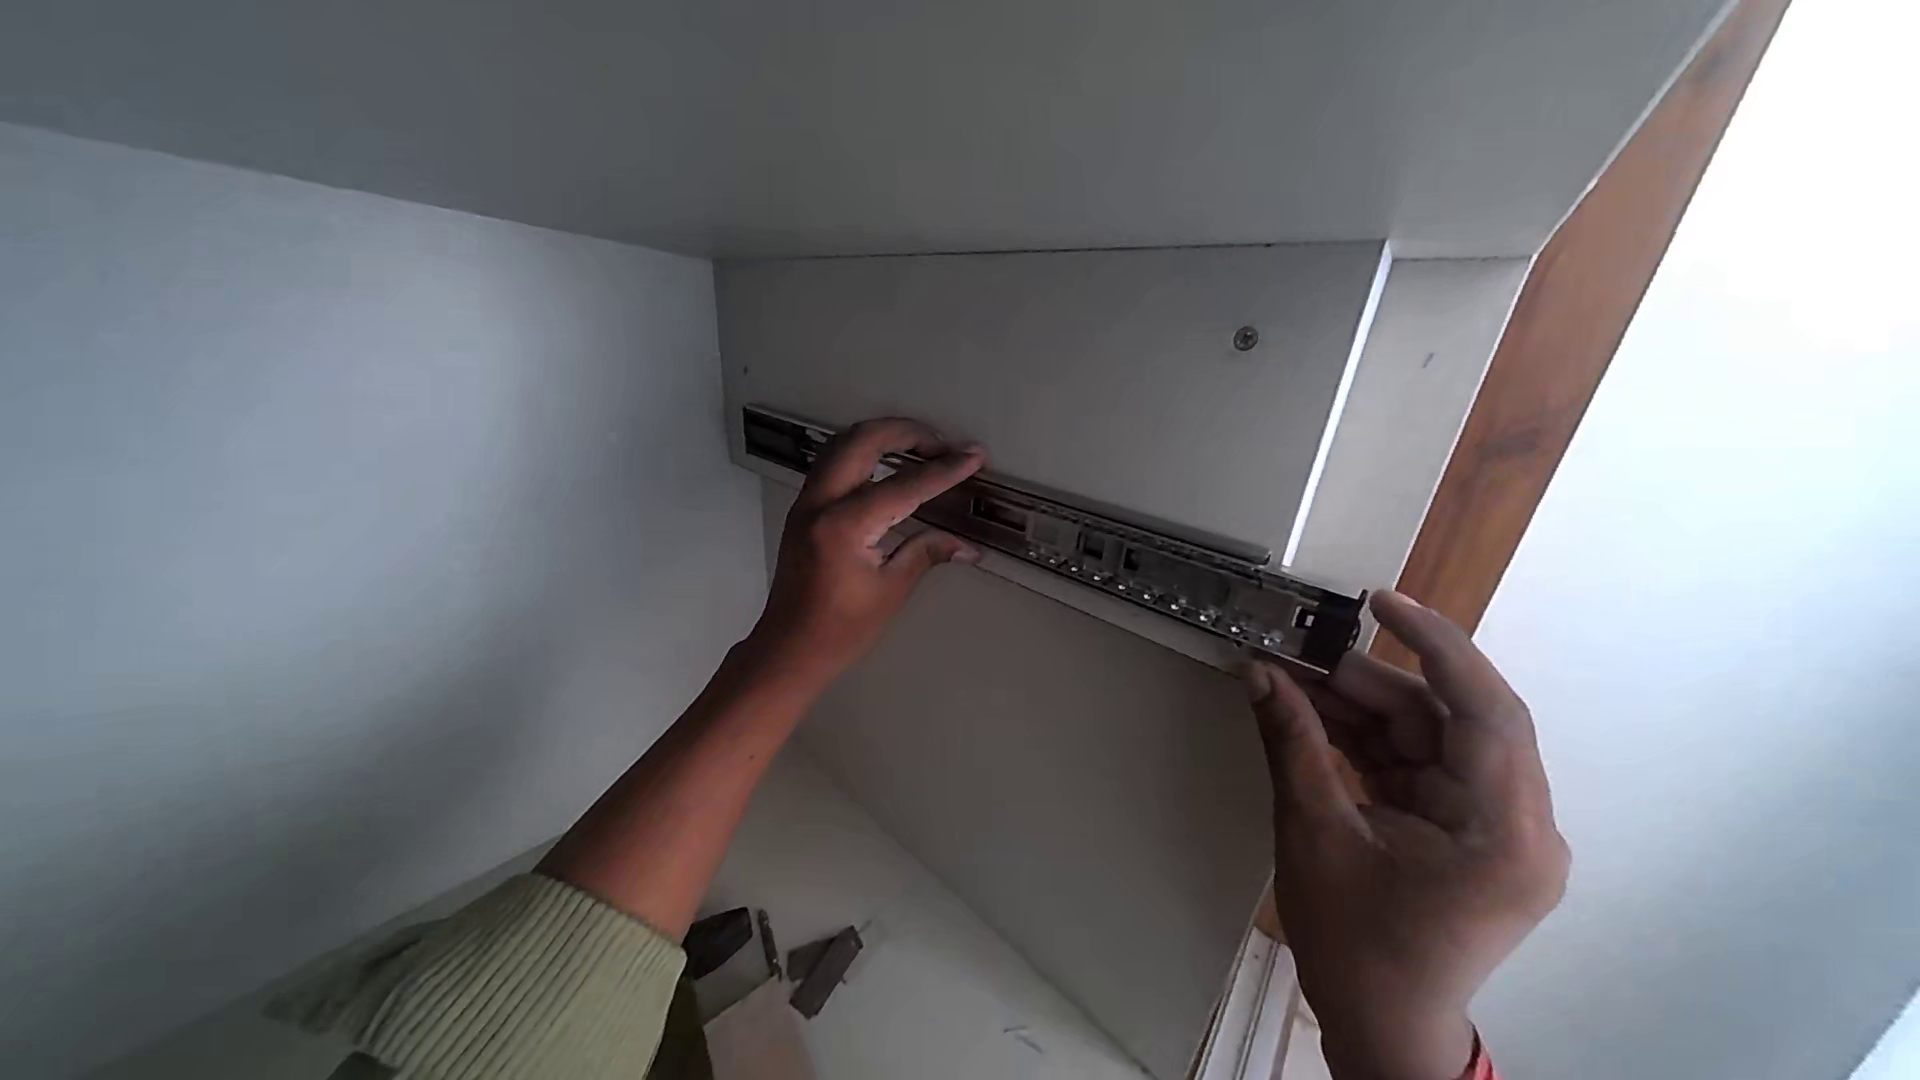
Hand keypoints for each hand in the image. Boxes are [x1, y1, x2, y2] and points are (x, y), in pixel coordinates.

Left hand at [746, 417, 984, 686]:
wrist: (789, 648)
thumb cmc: (841, 629)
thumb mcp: (890, 590)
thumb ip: (927, 553)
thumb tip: (969, 546)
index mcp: (844, 526)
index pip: (904, 485)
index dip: (943, 470)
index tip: (972, 456)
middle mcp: (820, 503)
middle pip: (863, 441)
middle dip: (906, 432)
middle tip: (942, 443)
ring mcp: (806, 502)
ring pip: (842, 444)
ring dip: (881, 436)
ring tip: (918, 445)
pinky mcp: (803, 509)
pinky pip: (832, 462)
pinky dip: (862, 451)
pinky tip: (886, 464)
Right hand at [1243, 590, 1568, 1079]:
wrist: (1381, 1022)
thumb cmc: (1357, 943)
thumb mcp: (1314, 831)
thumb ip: (1290, 742)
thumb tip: (1258, 673)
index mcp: (1502, 829)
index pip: (1486, 710)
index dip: (1436, 644)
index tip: (1380, 603)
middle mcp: (1513, 819)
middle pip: (1443, 718)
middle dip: (1364, 682)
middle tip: (1295, 652)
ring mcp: (1487, 823)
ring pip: (1421, 734)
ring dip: (1354, 707)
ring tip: (1288, 681)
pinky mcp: (1458, 825)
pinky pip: (1408, 759)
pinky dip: (1359, 737)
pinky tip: (1308, 715)